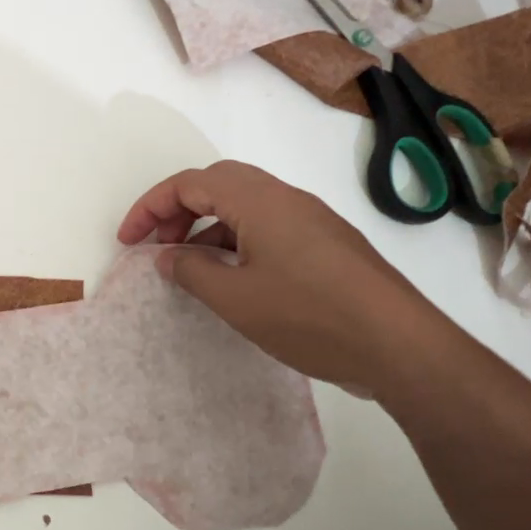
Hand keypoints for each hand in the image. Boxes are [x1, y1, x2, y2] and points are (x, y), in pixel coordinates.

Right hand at [117, 160, 450, 395]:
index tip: (128, 241)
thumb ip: (192, 271)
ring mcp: (313, 220)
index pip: (190, 183)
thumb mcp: (235, 299)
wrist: (402, 346)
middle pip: (218, 183)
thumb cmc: (309, 316)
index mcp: (260, 201)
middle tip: (159, 246)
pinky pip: (269, 225)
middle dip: (179, 209)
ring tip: (192, 265)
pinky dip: (237, 239)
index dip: (150, 208)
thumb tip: (168, 256)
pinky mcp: (329, 245)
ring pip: (245, 204)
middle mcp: (287, 199)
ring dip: (208, 224)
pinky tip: (235, 277)